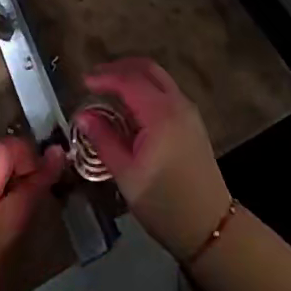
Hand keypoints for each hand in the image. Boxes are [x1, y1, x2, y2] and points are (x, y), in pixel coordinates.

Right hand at [74, 58, 231, 256]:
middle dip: (121, 67)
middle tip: (95, 77)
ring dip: (134, 76)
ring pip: (160, 78)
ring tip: (109, 88)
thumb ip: (104, 140)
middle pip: (149, 69)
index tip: (83, 81)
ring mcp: (188, 110)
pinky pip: (167, 91)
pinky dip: (147, 88)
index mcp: (161, 113)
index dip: (106, 77)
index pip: (130, 80)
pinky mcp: (192, 120)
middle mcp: (178, 103)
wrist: (207, 222)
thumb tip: (83, 115)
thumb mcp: (127, 175)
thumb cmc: (163, 202)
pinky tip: (131, 104)